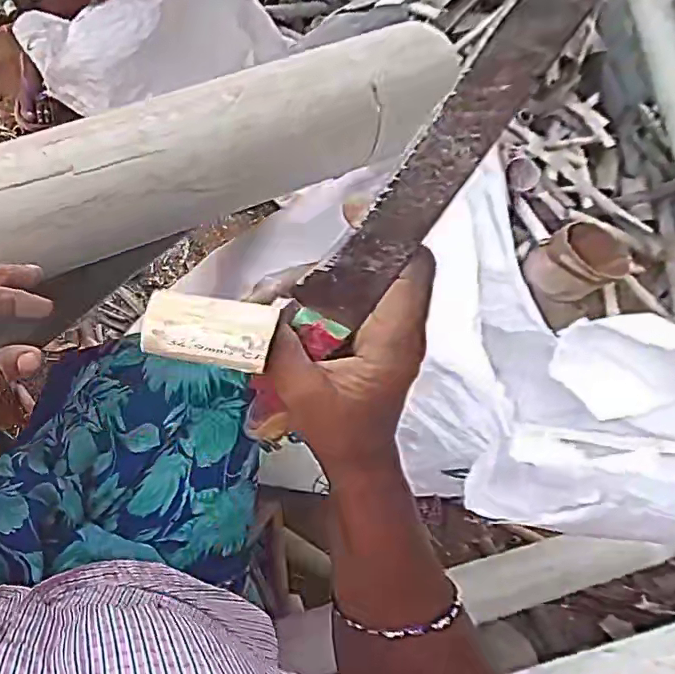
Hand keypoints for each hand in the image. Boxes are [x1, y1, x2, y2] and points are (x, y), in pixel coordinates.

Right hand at [262, 250, 433, 472]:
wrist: (358, 461)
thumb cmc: (341, 434)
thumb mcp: (304, 393)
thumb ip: (281, 351)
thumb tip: (262, 314)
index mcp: (394, 338)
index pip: (412, 268)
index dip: (388, 233)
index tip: (352, 213)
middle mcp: (397, 329)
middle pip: (374, 270)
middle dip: (325, 267)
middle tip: (280, 287)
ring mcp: (384, 333)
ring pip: (355, 286)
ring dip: (313, 289)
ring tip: (274, 307)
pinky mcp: (369, 340)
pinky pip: (345, 306)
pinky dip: (314, 306)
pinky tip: (285, 321)